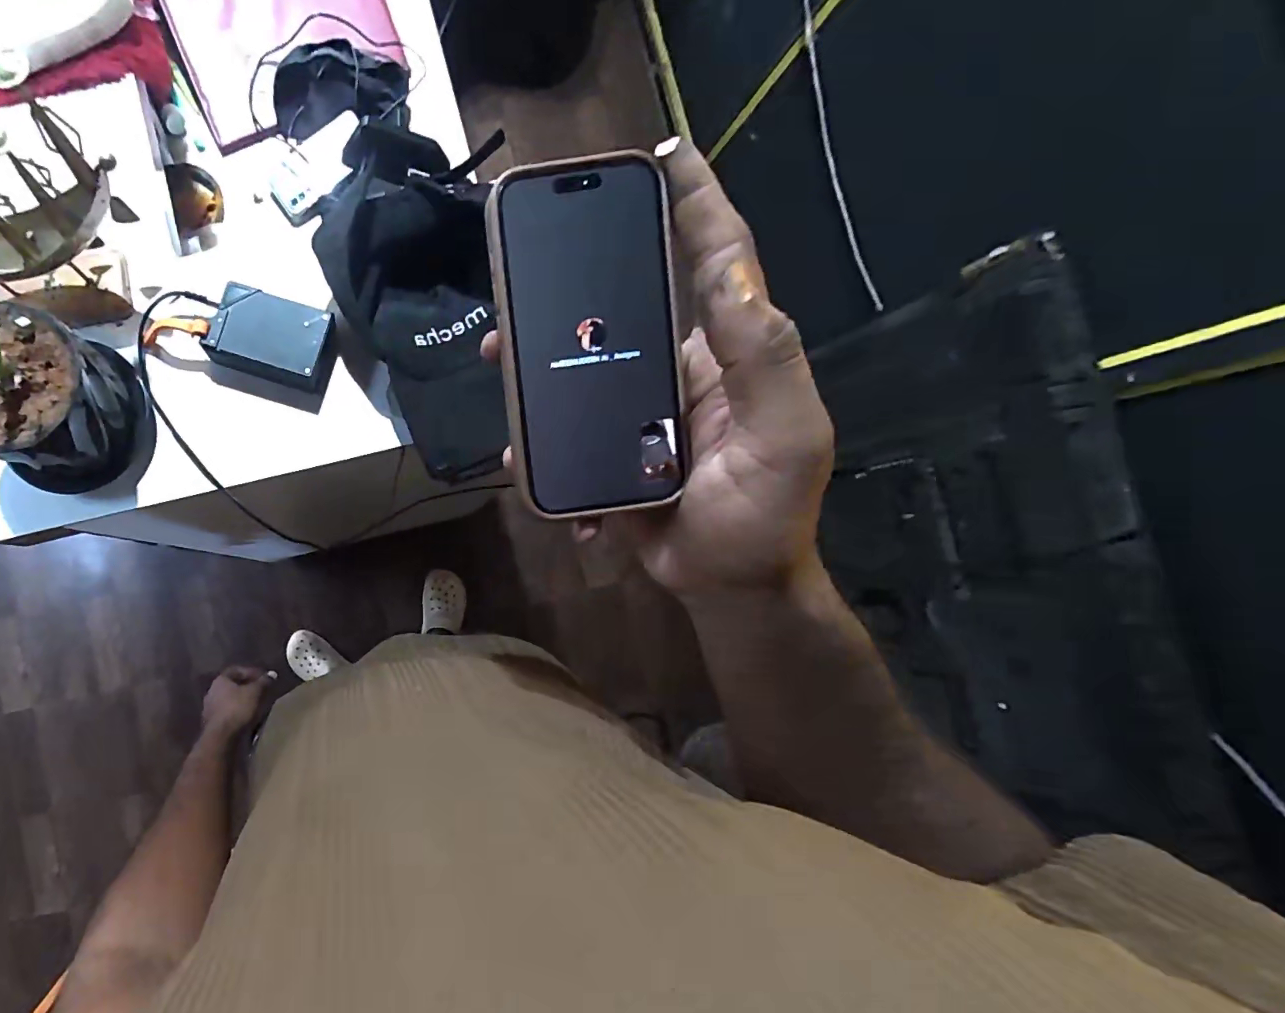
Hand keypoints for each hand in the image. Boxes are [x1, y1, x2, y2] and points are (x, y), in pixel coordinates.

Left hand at [200, 665, 276, 740]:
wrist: (221, 738)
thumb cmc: (237, 709)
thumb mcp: (254, 693)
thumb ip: (263, 682)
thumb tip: (272, 674)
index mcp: (220, 680)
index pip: (236, 670)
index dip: (251, 672)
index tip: (263, 677)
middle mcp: (212, 692)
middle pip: (232, 686)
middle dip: (247, 687)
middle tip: (261, 691)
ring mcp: (210, 709)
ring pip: (230, 700)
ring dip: (242, 701)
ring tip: (257, 705)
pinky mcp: (213, 724)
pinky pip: (228, 713)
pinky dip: (238, 713)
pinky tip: (248, 718)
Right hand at [485, 136, 834, 600]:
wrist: (725, 583)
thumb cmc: (766, 513)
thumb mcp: (786, 435)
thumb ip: (765, 360)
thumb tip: (731, 277)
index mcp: (726, 355)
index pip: (715, 264)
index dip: (696, 205)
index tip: (665, 156)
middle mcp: (677, 372)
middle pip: (622, 314)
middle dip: (572, 292)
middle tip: (522, 285)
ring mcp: (635, 413)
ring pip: (578, 372)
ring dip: (535, 366)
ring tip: (497, 360)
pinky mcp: (604, 453)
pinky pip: (563, 432)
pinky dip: (538, 439)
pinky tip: (520, 450)